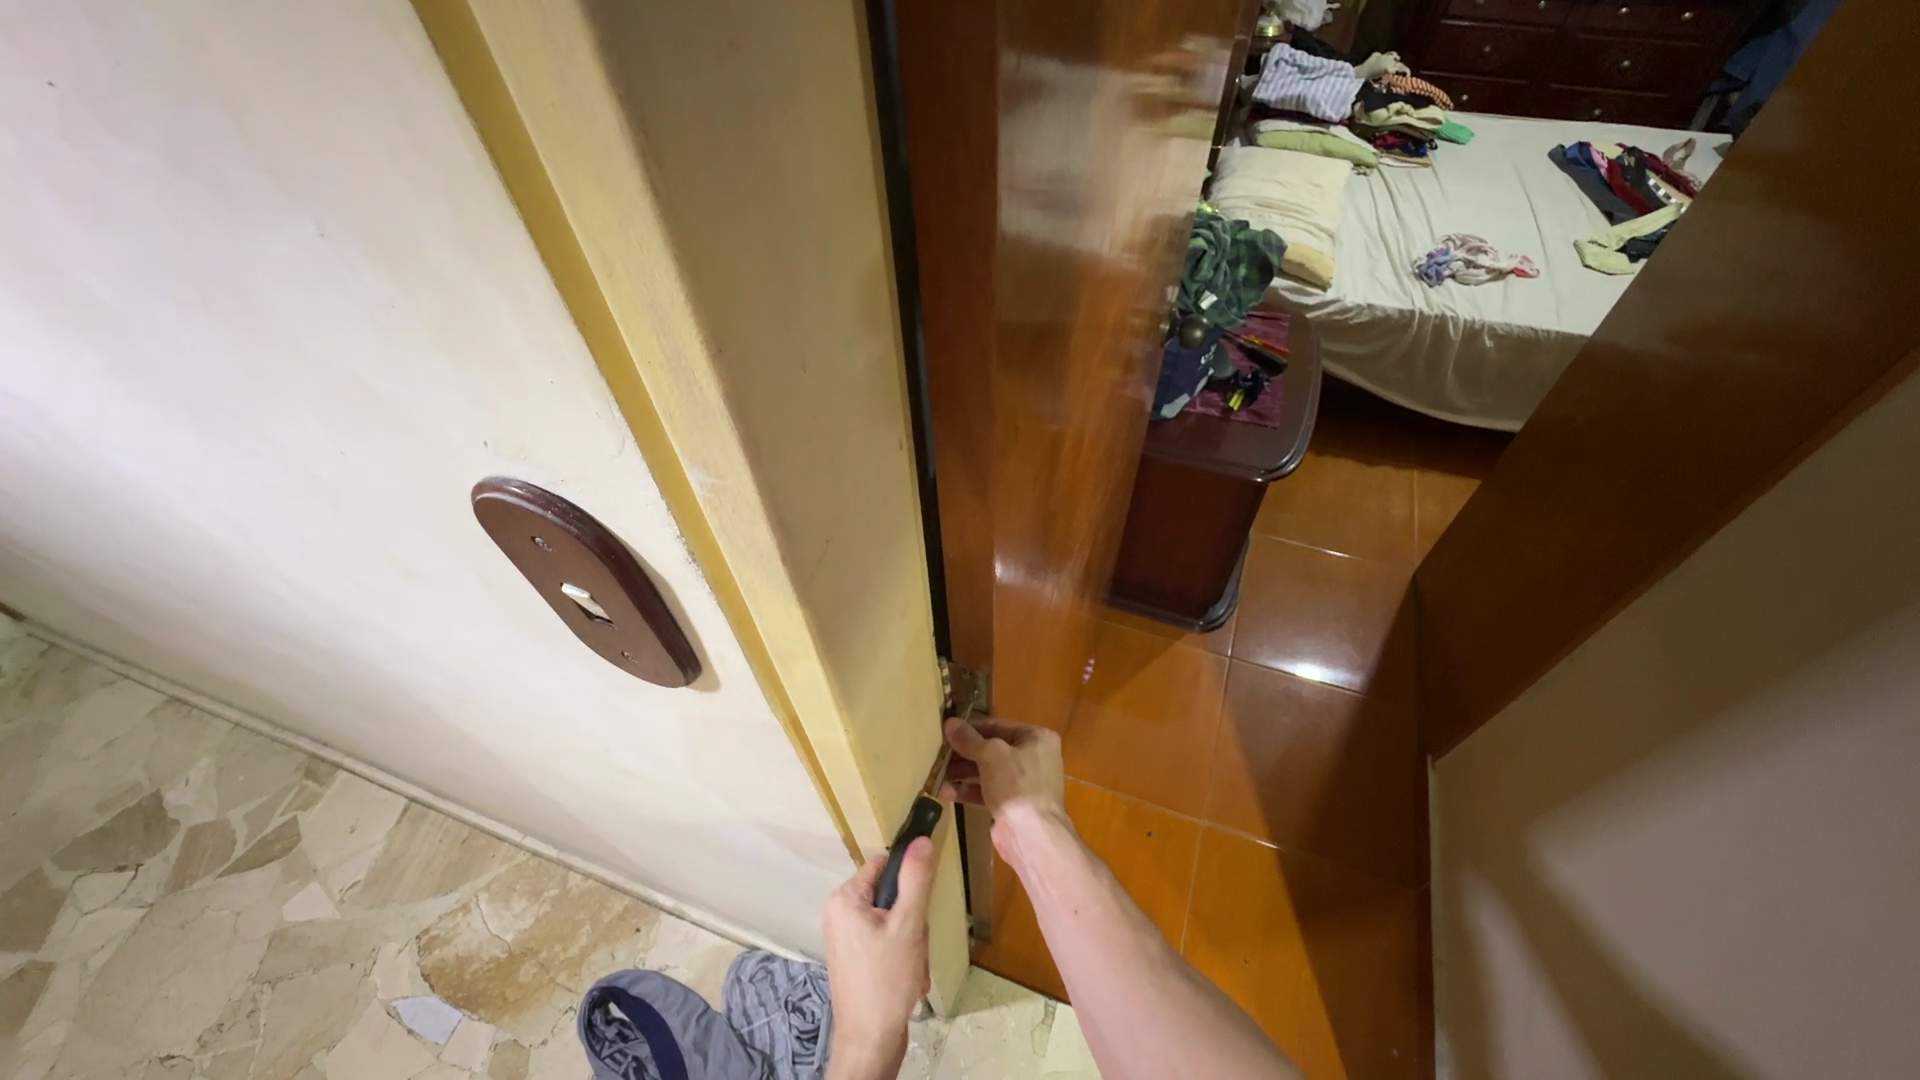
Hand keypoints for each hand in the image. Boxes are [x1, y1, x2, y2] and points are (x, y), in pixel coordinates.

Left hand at [822, 837, 935, 1079]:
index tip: (919, 907)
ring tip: (910, 964)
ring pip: (890, 919)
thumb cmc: (887, 980)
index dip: (907, 882)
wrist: (870, 1042)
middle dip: (910, 918)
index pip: (884, 865)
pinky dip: (900, 954)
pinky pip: (884, 940)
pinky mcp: (853, 958)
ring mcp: (844, 938)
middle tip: (913, 944)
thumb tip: (922, 840)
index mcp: (844, 899)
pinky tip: (906, 976)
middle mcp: (838, 913)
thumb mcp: (908, 925)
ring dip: (909, 940)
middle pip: (889, 894)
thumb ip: (916, 879)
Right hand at [941, 716, 1069, 855]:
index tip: (948, 730)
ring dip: (963, 772)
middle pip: (992, 749)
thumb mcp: (991, 755)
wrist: (1031, 835)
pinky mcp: (1012, 804)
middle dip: (965, 753)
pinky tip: (946, 792)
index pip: (999, 726)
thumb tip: (950, 722)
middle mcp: (1034, 757)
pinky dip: (968, 790)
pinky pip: (987, 791)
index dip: (972, 728)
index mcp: (1038, 738)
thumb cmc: (1017, 785)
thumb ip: (969, 739)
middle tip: (940, 753)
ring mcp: (1024, 783)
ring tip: (938, 772)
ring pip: (988, 771)